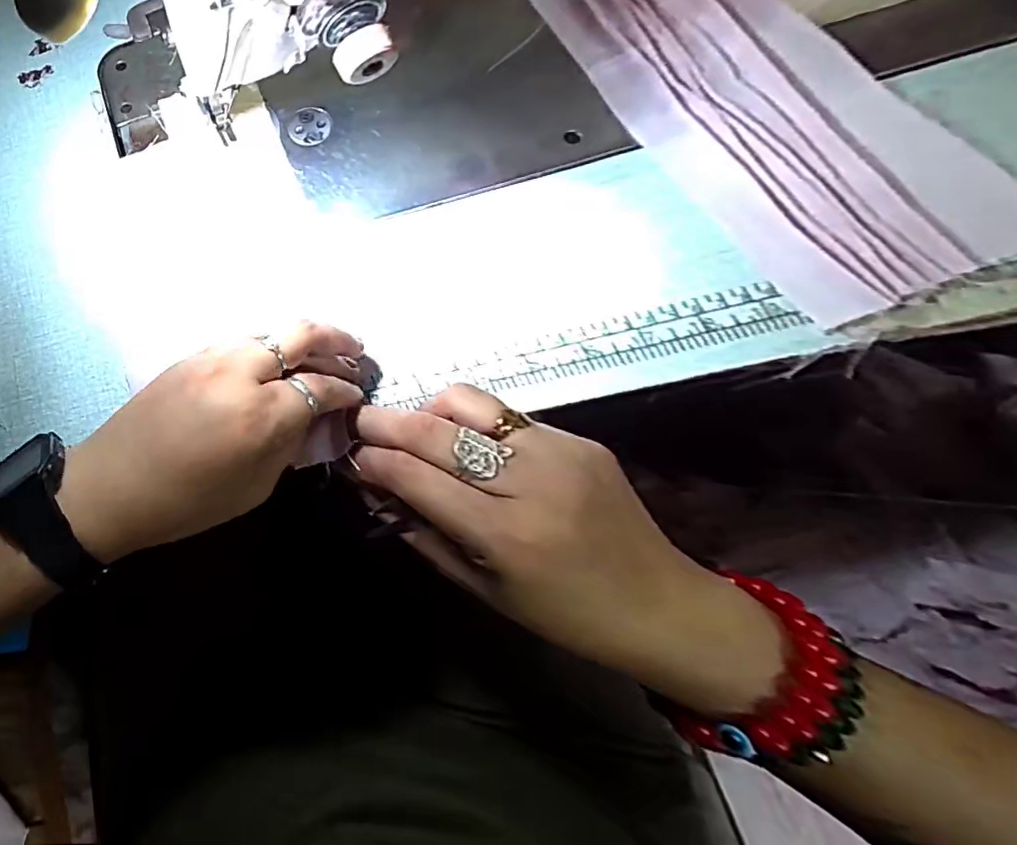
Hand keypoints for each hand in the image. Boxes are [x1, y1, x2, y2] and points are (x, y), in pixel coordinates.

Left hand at [58, 321, 368, 562]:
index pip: (319, 386)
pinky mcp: (189, 356)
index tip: (358, 395)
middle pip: (300, 334)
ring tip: (320, 352)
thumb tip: (315, 418)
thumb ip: (290, 445)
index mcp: (260, 414)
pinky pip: (240, 341)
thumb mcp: (253, 487)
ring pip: (269, 331)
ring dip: (300, 338)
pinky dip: (267, 345)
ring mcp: (211, 358)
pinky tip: (275, 361)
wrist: (112, 484)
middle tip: (356, 351)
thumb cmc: (186, 502)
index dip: (345, 389)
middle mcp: (239, 373)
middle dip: (336, 339)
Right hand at [353, 384, 786, 716]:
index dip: (374, 460)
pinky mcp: (577, 438)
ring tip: (418, 429)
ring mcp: (558, 451)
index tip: (351, 454)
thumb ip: (426, 536)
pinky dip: (472, 423)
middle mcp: (529, 482)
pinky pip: (505, 415)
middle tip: (360, 420)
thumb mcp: (485, 590)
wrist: (665, 606)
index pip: (416, 477)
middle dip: (386, 422)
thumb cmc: (566, 615)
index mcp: (505, 535)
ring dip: (429, 410)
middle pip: (435, 431)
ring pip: (468, 402)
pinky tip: (471, 445)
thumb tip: (378, 491)